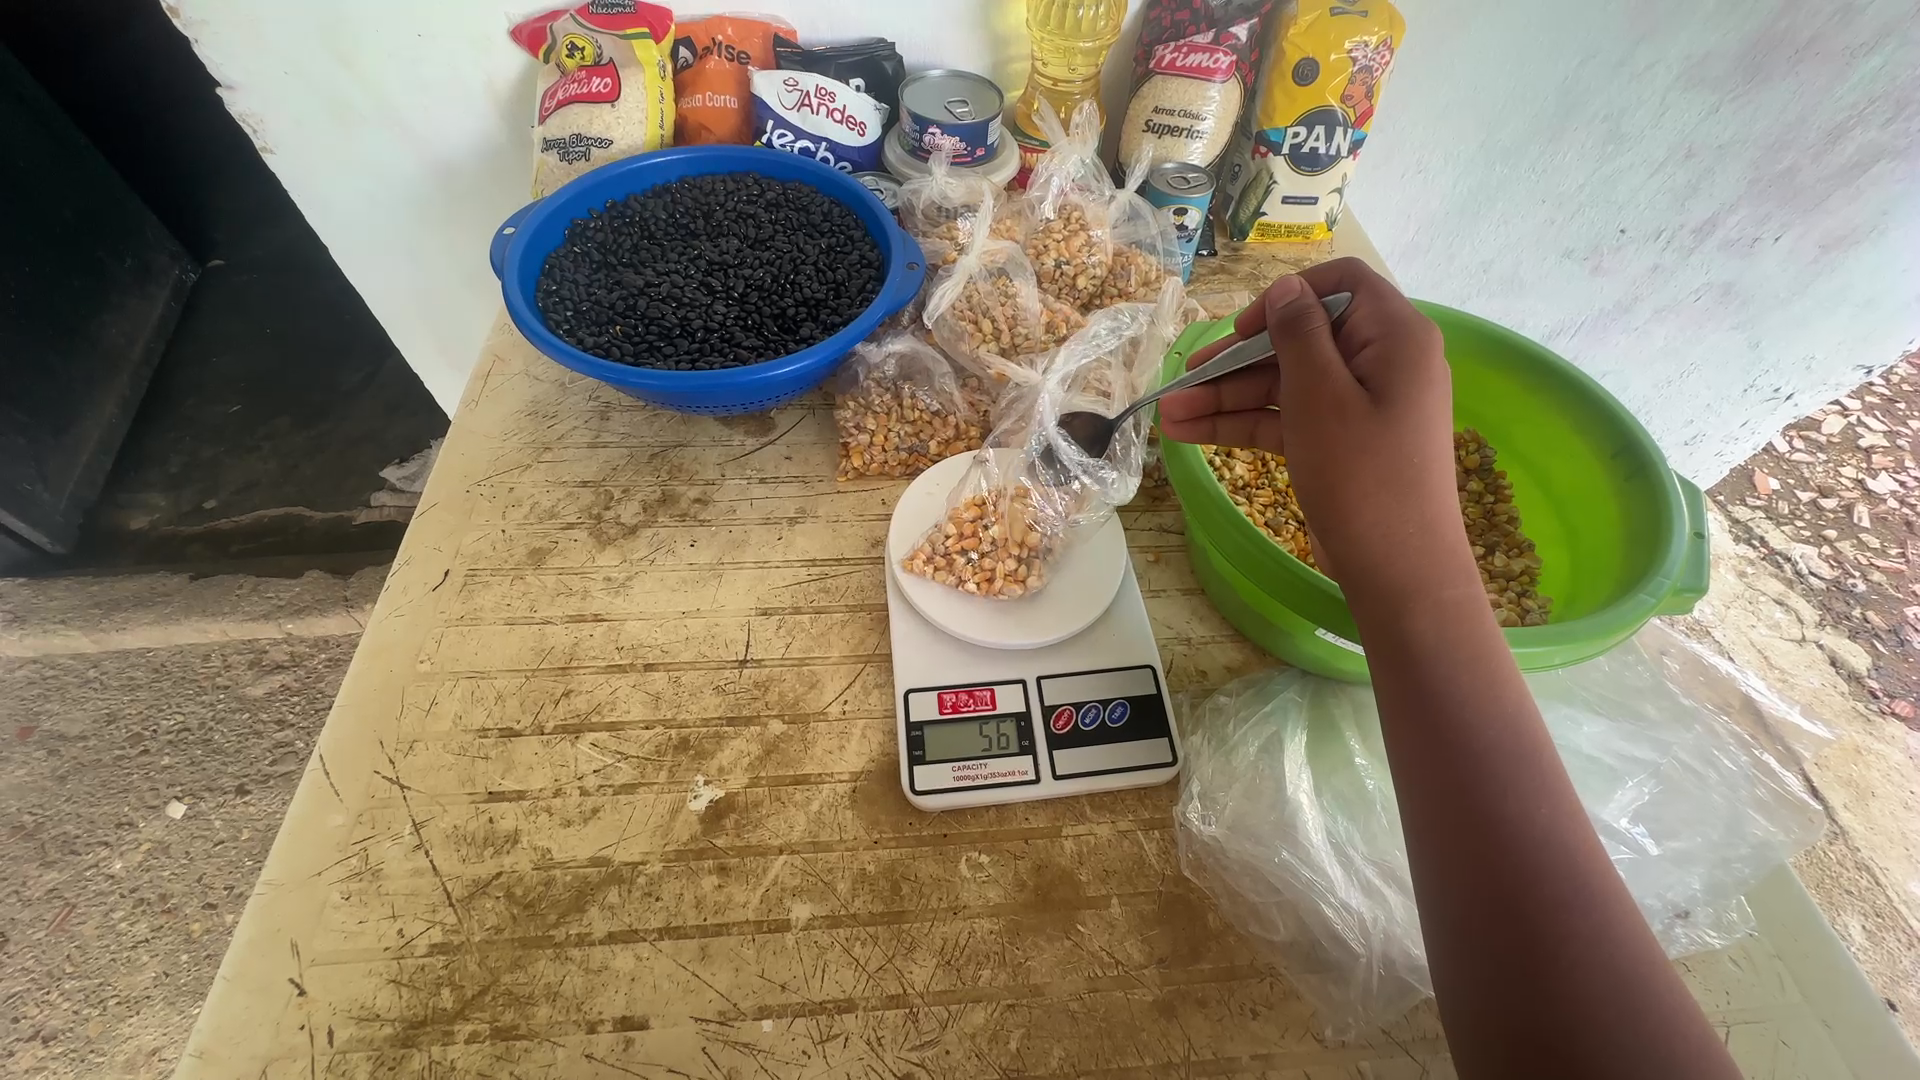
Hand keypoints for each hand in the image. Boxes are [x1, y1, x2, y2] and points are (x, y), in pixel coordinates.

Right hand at [1158, 258, 1475, 608]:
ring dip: (1226, 399)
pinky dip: (1244, 426)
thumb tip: (1286, 287)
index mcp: (1393, 336)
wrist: (1396, 568)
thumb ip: (1298, 334)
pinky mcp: (1338, 442)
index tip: (1239, 331)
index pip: (1340, 286)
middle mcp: (1378, 363)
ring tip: (1168, 417)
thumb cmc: (1362, 474)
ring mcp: (1357, 407)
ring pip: (1284, 386)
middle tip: (1181, 380)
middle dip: (1235, 362)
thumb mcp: (1321, 396)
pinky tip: (1191, 434)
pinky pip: (1286, 420)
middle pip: (1298, 343)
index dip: (1284, 300)